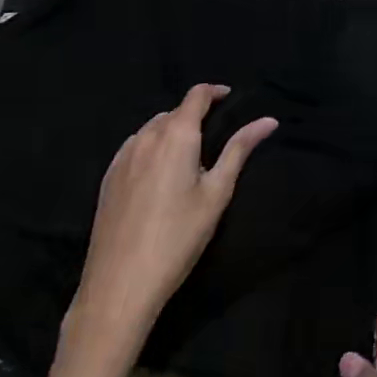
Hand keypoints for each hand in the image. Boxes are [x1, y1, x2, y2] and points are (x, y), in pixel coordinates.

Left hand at [70, 84, 277, 331]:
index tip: (230, 97)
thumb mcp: (217, 192)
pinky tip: (160, 173)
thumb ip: (240, 150)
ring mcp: (122, 158)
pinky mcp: (107, 179)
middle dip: (195, 115)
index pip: (196, 96)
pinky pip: (134, 147)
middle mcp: (146, 138)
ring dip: (172, 130)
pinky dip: (151, 146)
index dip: (214, 92)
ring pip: (151, 128)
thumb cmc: (179, 237)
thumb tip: (269, 120)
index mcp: (176, 136)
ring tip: (189, 155)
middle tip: (215, 136)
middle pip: (174, 112)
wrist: (120, 285)